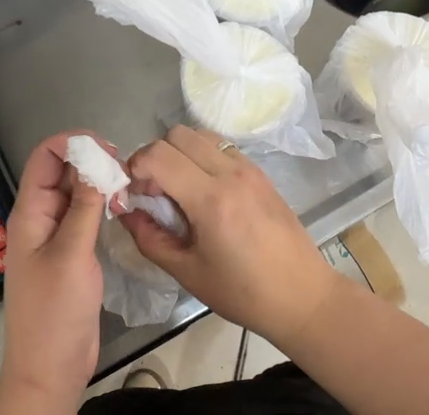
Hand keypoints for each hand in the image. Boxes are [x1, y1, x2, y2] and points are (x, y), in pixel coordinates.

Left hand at [0, 132, 106, 414]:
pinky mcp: (72, 252)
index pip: (44, 157)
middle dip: (91, 160)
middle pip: (62, 170)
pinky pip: (84, 215)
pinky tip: (122, 206)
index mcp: (30, 212)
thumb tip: (97, 161)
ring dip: (99, 182)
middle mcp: (41, 217)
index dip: (73, 144)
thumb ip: (85, 206)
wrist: (49, 370)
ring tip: (128, 185)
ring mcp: (56, 235)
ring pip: (76, 192)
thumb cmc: (54, 312)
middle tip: (125, 169)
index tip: (108, 150)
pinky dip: (102, 204)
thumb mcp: (72, 255)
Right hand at [121, 127, 345, 344]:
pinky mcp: (259, 171)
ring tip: (178, 186)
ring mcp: (248, 168)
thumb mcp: (188, 273)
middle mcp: (230, 173)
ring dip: (179, 151)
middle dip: (155, 155)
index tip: (133, 191)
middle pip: (177, 134)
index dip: (136, 167)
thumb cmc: (243, 293)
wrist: (302, 295)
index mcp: (211, 200)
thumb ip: (150, 238)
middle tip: (153, 189)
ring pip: (200, 134)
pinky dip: (202, 155)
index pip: (159, 155)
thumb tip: (126, 211)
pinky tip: (203, 189)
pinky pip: (221, 146)